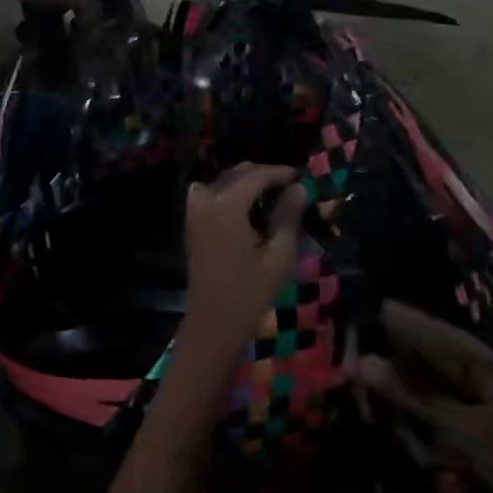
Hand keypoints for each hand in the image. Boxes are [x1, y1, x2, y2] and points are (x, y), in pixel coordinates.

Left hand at [181, 164, 306, 355]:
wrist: (213, 319)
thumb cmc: (250, 291)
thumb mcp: (278, 255)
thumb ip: (288, 216)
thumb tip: (299, 187)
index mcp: (226, 204)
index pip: (256, 175)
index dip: (280, 172)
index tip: (301, 176)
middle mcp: (205, 198)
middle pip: (237, 173)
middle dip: (263, 175)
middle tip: (290, 186)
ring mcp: (194, 208)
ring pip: (223, 181)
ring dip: (246, 182)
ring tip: (273, 196)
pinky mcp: (191, 220)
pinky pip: (210, 192)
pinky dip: (229, 192)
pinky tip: (248, 207)